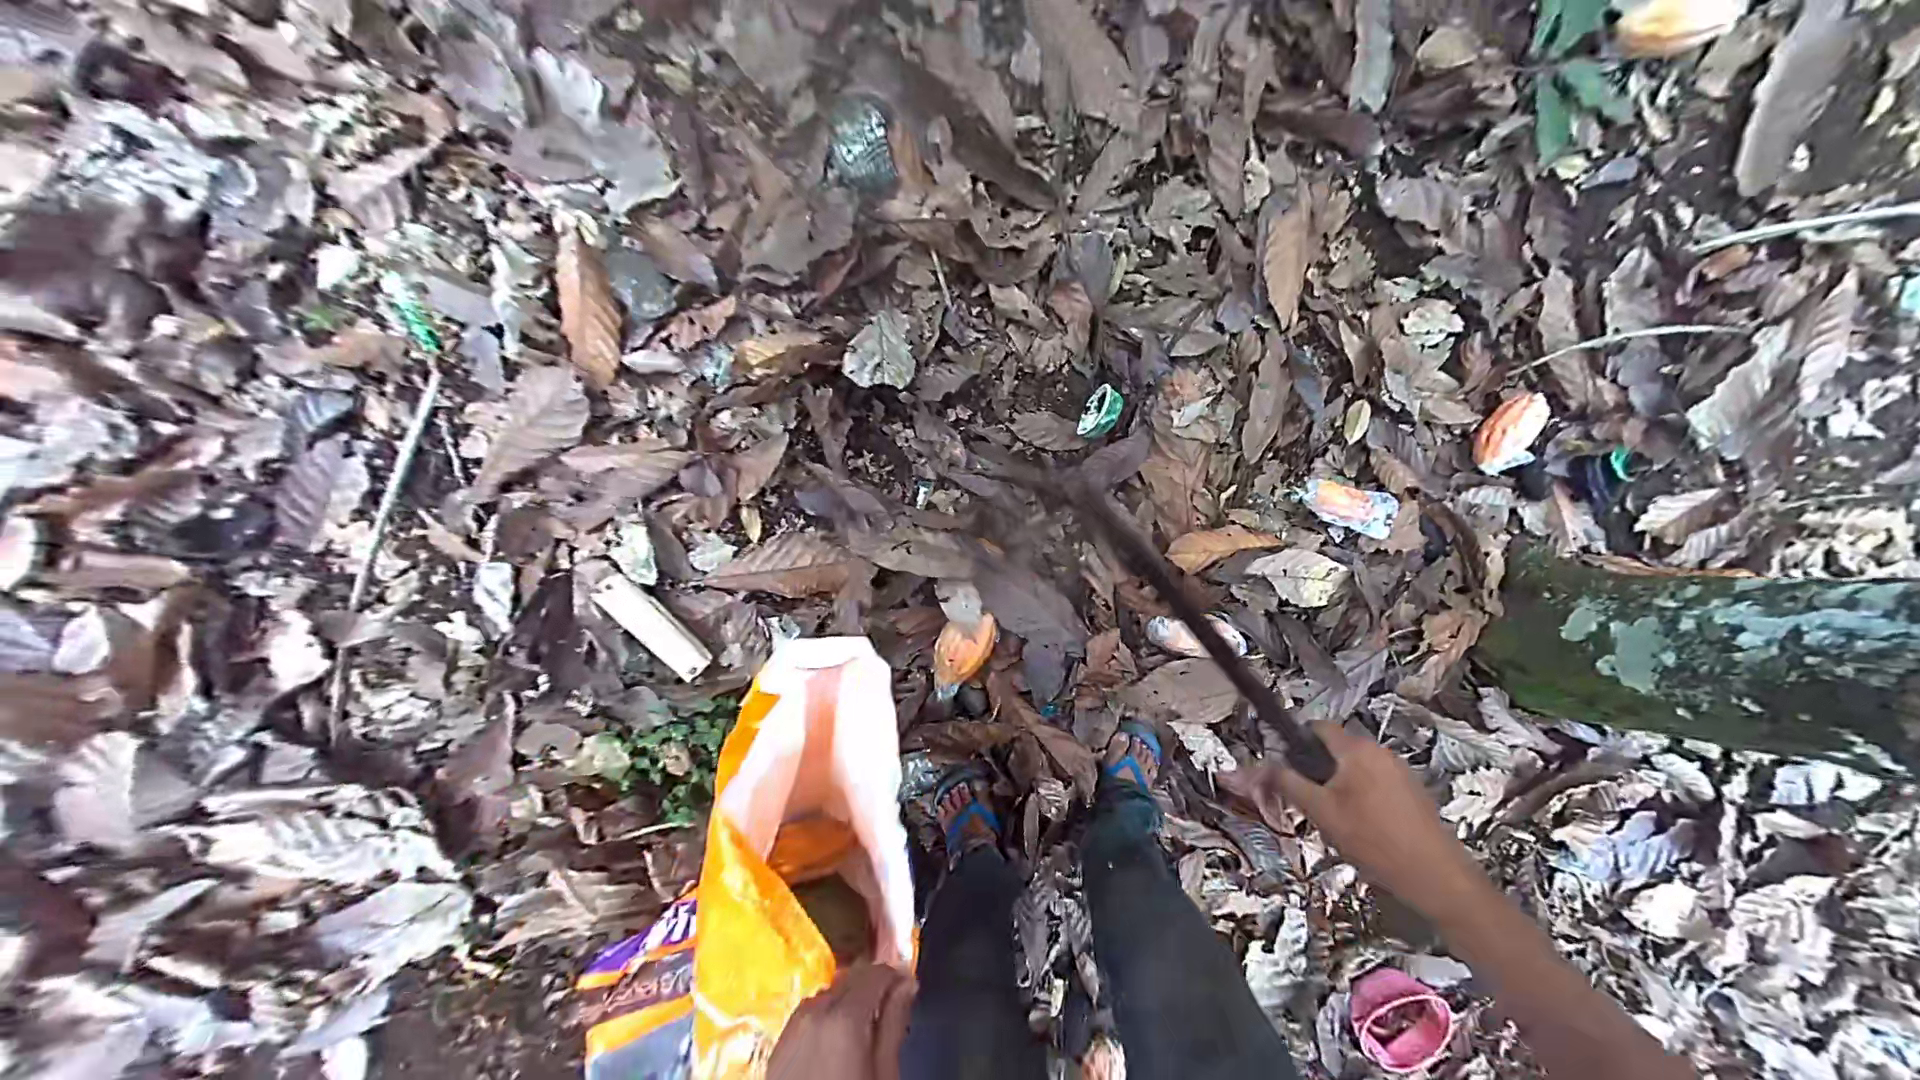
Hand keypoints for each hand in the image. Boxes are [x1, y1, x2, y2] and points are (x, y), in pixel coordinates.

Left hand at [767, 963, 915, 1079]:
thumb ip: (894, 1025)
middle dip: (872, 987)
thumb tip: (905, 984)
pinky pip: (809, 1015)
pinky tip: (835, 1047)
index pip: (876, 972)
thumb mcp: (883, 1076)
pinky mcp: (777, 1046)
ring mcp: (792, 1028)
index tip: (907, 987)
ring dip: (848, 1001)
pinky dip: (826, 1017)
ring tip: (863, 1032)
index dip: (895, 975)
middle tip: (890, 1010)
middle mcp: (815, 1011)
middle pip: (851, 977)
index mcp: (845, 1017)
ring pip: (829, 993)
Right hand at [1223, 721, 1492, 921]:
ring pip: (1354, 769)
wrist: (1439, 880)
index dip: (1294, 742)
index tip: (1282, 767)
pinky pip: (1375, 783)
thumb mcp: (1319, 811)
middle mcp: (1380, 752)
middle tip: (1305, 800)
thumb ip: (1285, 783)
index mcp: (1357, 749)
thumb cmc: (1374, 840)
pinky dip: (1360, 797)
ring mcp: (1401, 772)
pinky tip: (1361, 829)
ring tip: (1332, 818)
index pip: (1316, 727)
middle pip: (1335, 749)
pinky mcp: (1414, 794)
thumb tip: (1254, 766)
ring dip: (1337, 785)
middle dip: (1315, 770)